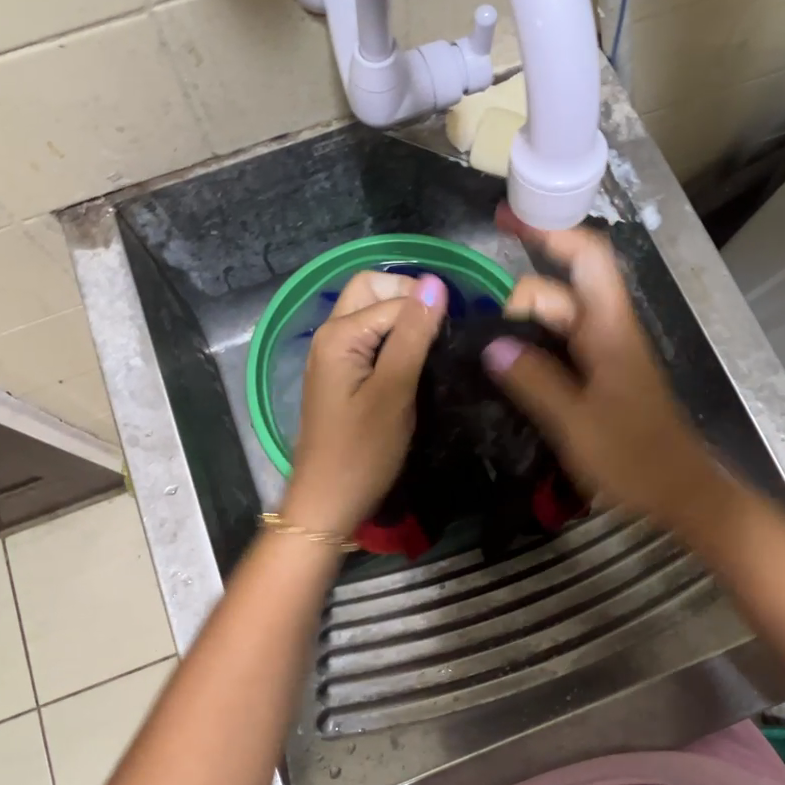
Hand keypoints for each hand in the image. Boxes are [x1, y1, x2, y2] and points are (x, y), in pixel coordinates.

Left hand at [283, 270, 446, 536]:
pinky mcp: (340, 374)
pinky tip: (414, 364)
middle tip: (440, 332)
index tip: (457, 338)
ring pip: (369, 313)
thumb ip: (413, 334)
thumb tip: (436, 282)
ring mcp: (332, 354)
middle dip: (408, 298)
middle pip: (371, 290)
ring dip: (401, 320)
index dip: (428, 309)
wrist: (328, 502)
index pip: (394, 297)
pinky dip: (392, 340)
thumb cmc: (362, 452)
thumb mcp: (394, 391)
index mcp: (338, 333)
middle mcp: (329, 333)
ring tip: (433, 349)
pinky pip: (368, 337)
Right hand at [484, 207, 727, 525]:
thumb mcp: (575, 422)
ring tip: (483, 337)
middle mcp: (608, 329)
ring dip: (523, 318)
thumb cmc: (634, 457)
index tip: (507, 219)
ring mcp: (605, 351)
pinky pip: (561, 342)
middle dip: (520, 295)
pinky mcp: (600, 373)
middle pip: (562, 288)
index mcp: (609, 328)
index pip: (586, 256)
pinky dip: (532, 341)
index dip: (549, 230)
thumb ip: (532, 380)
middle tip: (483, 327)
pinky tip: (507, 361)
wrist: (681, 492)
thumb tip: (491, 345)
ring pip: (559, 316)